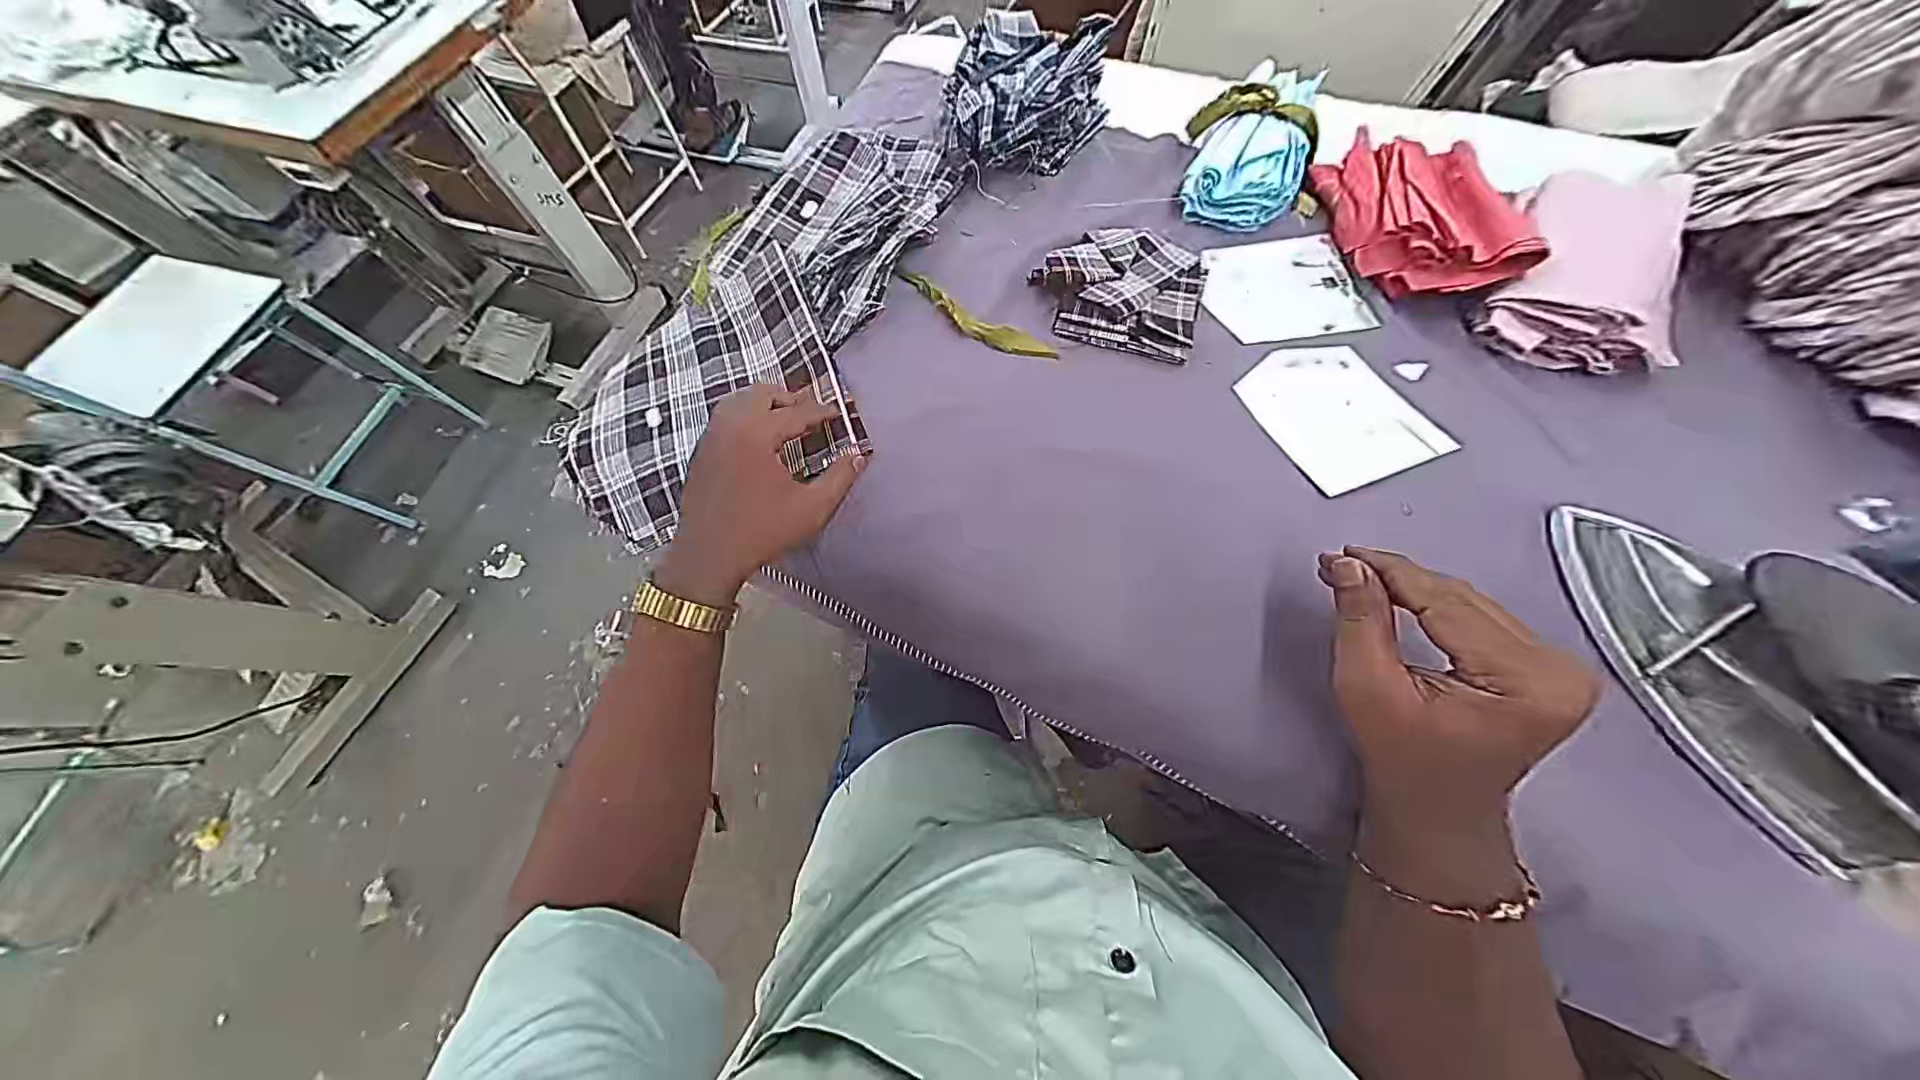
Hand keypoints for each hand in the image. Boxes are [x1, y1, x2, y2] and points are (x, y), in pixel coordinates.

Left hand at [654, 385, 865, 606]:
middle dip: (790, 398)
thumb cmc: (763, 531)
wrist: (710, 555)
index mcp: (756, 434)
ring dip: (764, 403)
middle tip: (811, 410)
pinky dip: (744, 416)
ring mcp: (710, 438)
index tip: (838, 413)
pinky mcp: (700, 453)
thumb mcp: (812, 507)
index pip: (795, 412)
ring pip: (737, 401)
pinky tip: (757, 437)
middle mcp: (730, 427)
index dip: (820, 412)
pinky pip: (723, 419)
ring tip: (784, 416)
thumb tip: (859, 456)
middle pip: (762, 394)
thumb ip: (840, 478)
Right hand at [1317, 547, 1599, 827]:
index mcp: (1526, 681)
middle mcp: (1558, 670)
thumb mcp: (1367, 687)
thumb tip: (1351, 567)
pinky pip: (1481, 614)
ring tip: (1364, 579)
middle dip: (1395, 578)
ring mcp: (1559, 667)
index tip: (1345, 557)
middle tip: (1344, 566)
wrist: (1438, 803)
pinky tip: (1401, 596)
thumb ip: (1360, 620)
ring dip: (1412, 587)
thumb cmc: (1405, 759)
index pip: (1446, 602)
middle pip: (1460, 598)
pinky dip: (1434, 603)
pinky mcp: (1547, 665)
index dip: (1388, 573)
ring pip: (1469, 600)